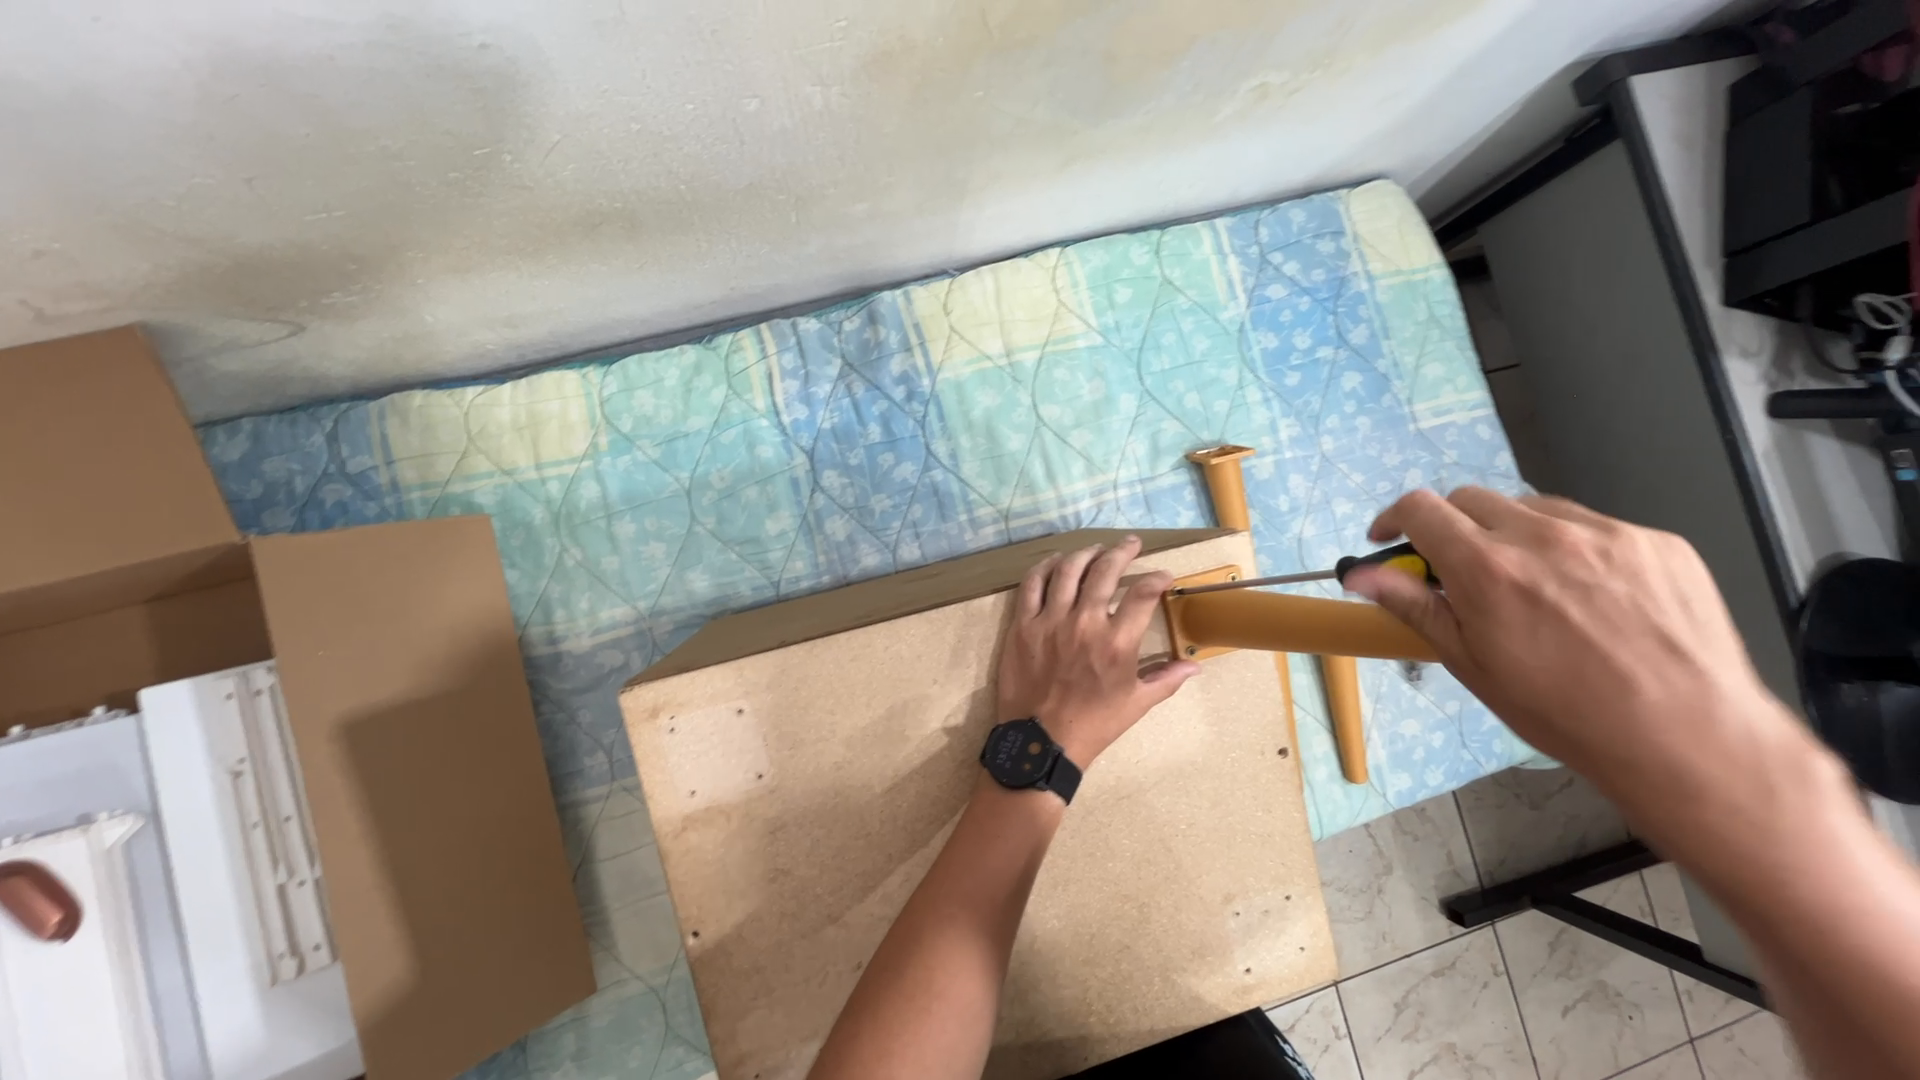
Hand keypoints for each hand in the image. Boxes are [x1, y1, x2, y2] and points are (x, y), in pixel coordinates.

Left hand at [995, 536, 1201, 766]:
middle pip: (1105, 571)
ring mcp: (1050, 621)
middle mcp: (1085, 623)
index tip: (1163, 575)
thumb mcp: (1136, 704)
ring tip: (1096, 549)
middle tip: (1131, 544)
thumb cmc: (1093, 724)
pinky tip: (1056, 562)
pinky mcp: (1023, 626)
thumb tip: (1195, 667)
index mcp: (1117, 642)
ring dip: (1086, 554)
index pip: (1143, 594)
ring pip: (1068, 571)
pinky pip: (1032, 585)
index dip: (1157, 578)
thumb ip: (1166, 679)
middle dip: (1122, 552)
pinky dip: (1045, 568)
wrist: (1041, 741)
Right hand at [1342, 488, 1799, 806]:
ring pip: (1534, 509)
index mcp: (1488, 567)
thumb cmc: (1560, 710)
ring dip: (1513, 534)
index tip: (1392, 540)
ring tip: (1532, 586)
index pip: (1421, 508)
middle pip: (1472, 499)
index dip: (1395, 519)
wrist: (1687, 736)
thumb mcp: (1471, 663)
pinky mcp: (1658, 541)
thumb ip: (1414, 606)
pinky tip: (1591, 596)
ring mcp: (1607, 532)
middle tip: (1460, 571)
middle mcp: (1543, 534)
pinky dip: (1573, 549)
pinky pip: (1595, 528)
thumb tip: (1359, 574)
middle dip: (1452, 527)